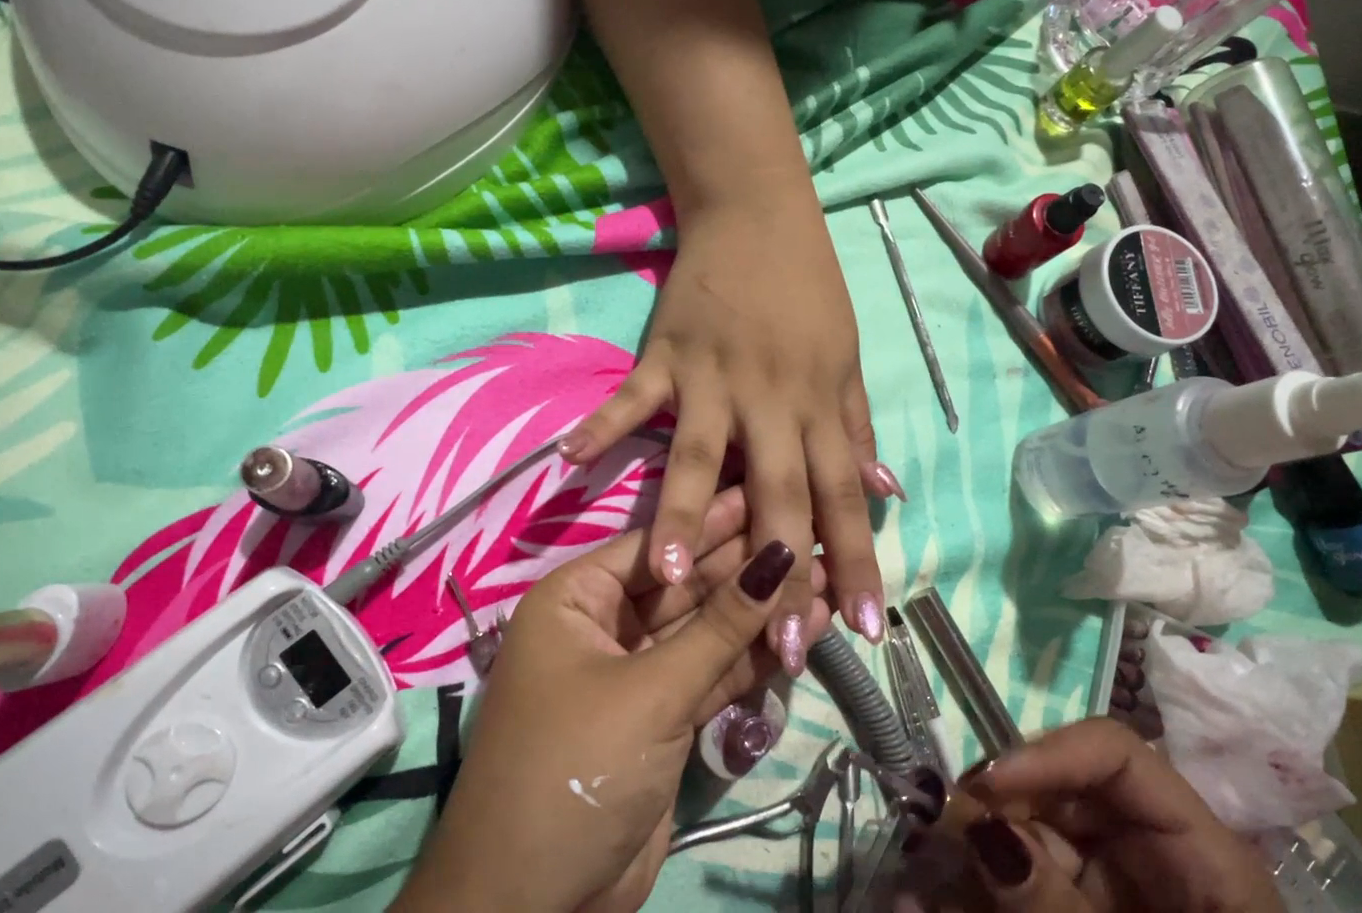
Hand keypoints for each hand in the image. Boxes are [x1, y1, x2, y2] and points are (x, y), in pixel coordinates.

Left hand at [392, 488, 832, 912]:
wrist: (537, 897)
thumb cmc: (576, 765)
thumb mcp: (649, 689)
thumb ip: (721, 627)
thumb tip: (781, 555)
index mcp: (575, 600)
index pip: (655, 545)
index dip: (714, 519)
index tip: (770, 488)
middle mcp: (602, 627)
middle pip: (684, 585)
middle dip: (745, 567)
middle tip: (811, 532)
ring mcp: (634, 675)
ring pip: (704, 632)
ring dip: (758, 614)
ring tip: (824, 579)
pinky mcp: (662, 719)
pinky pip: (711, 675)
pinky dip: (751, 660)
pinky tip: (802, 632)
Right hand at [562, 196, 900, 678]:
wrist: (758, 213)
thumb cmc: (809, 292)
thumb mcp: (849, 357)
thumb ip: (858, 425)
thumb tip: (882, 490)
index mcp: (820, 405)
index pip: (845, 496)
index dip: (859, 561)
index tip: (868, 629)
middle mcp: (771, 402)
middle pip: (778, 495)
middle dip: (779, 574)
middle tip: (776, 650)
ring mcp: (713, 378)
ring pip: (699, 456)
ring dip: (681, 517)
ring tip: (665, 581)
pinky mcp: (664, 354)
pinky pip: (632, 396)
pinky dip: (602, 425)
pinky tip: (570, 463)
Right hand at [909, 719, 1283, 910]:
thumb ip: (1059, 907)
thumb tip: (981, 831)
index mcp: (1193, 851)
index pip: (1115, 756)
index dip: (1046, 754)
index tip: (982, 785)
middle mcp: (1139, 855)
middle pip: (1050, 796)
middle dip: (983, 813)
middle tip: (923, 835)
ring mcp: (1097, 890)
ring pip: (1015, 846)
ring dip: (958, 863)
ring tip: (909, 891)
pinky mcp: (1060, 912)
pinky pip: (1007, 892)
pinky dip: (963, 898)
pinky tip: (919, 906)